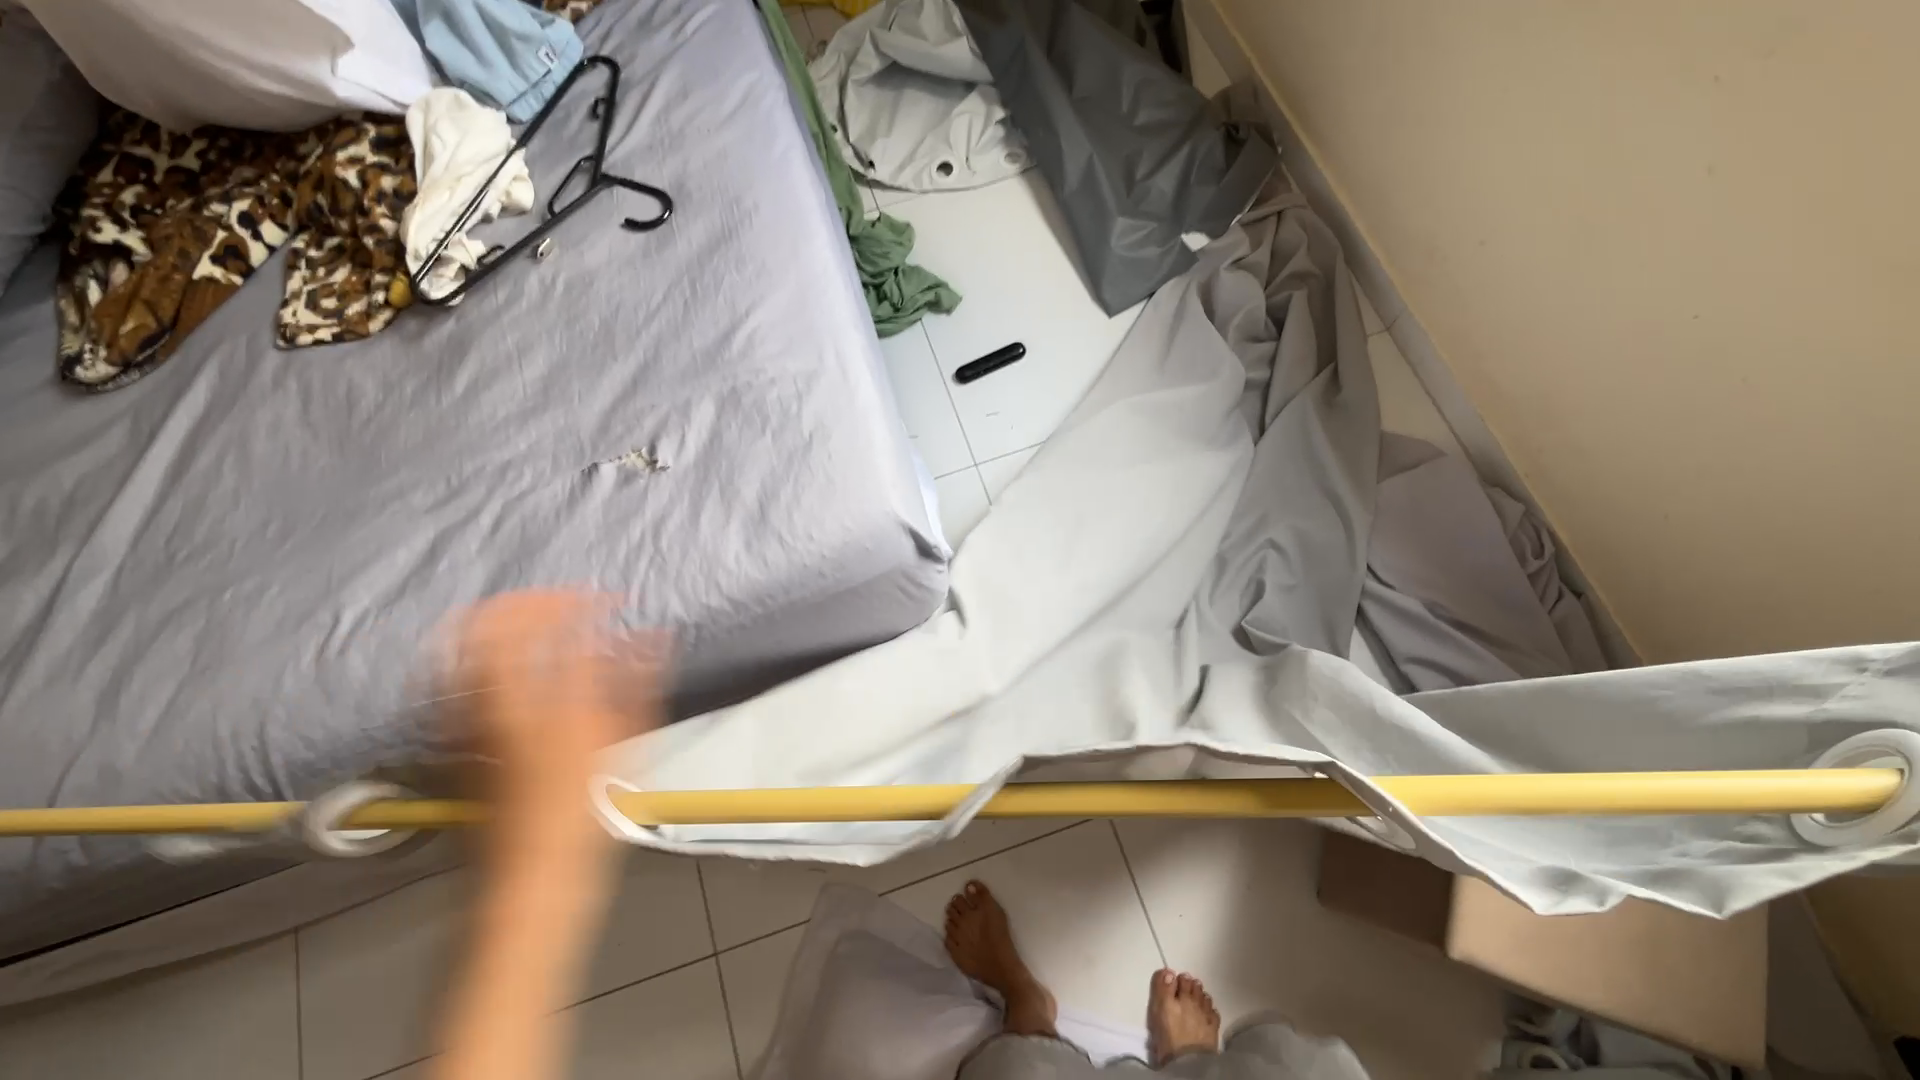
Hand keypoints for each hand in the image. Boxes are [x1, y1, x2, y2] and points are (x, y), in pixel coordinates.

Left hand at [434, 596, 667, 1079]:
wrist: (522, 887)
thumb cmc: (580, 821)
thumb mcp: (621, 751)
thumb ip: (636, 682)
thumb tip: (652, 631)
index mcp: (536, 703)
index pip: (548, 626)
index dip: (578, 601)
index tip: (610, 600)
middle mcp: (488, 703)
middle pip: (487, 624)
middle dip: (529, 600)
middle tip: (566, 600)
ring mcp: (460, 721)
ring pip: (459, 646)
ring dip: (499, 620)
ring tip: (538, 620)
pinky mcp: (450, 739)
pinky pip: (450, 676)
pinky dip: (476, 652)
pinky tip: (506, 662)